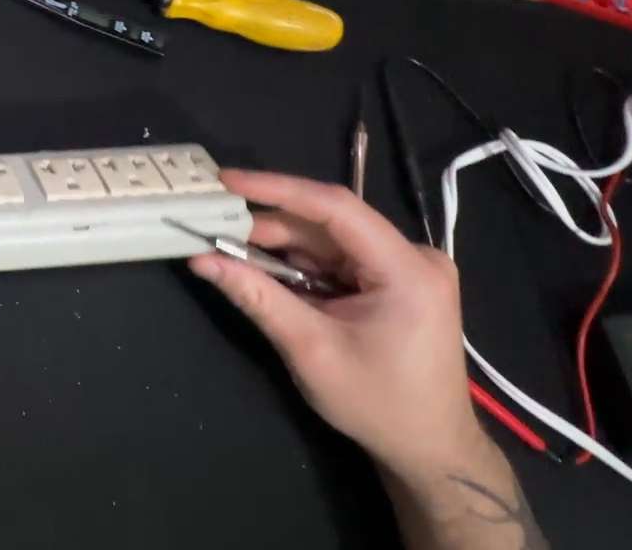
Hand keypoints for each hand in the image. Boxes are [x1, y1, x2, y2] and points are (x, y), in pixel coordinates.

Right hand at [189, 171, 486, 472]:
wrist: (430, 451)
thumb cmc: (379, 404)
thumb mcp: (310, 349)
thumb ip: (256, 296)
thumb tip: (201, 259)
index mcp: (407, 270)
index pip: (334, 207)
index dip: (276, 189)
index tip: (226, 181)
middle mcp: (412, 257)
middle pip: (325, 223)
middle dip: (268, 228)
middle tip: (215, 231)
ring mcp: (405, 267)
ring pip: (324, 238)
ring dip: (278, 247)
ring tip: (232, 255)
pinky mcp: (392, 279)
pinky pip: (333, 256)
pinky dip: (296, 263)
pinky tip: (267, 274)